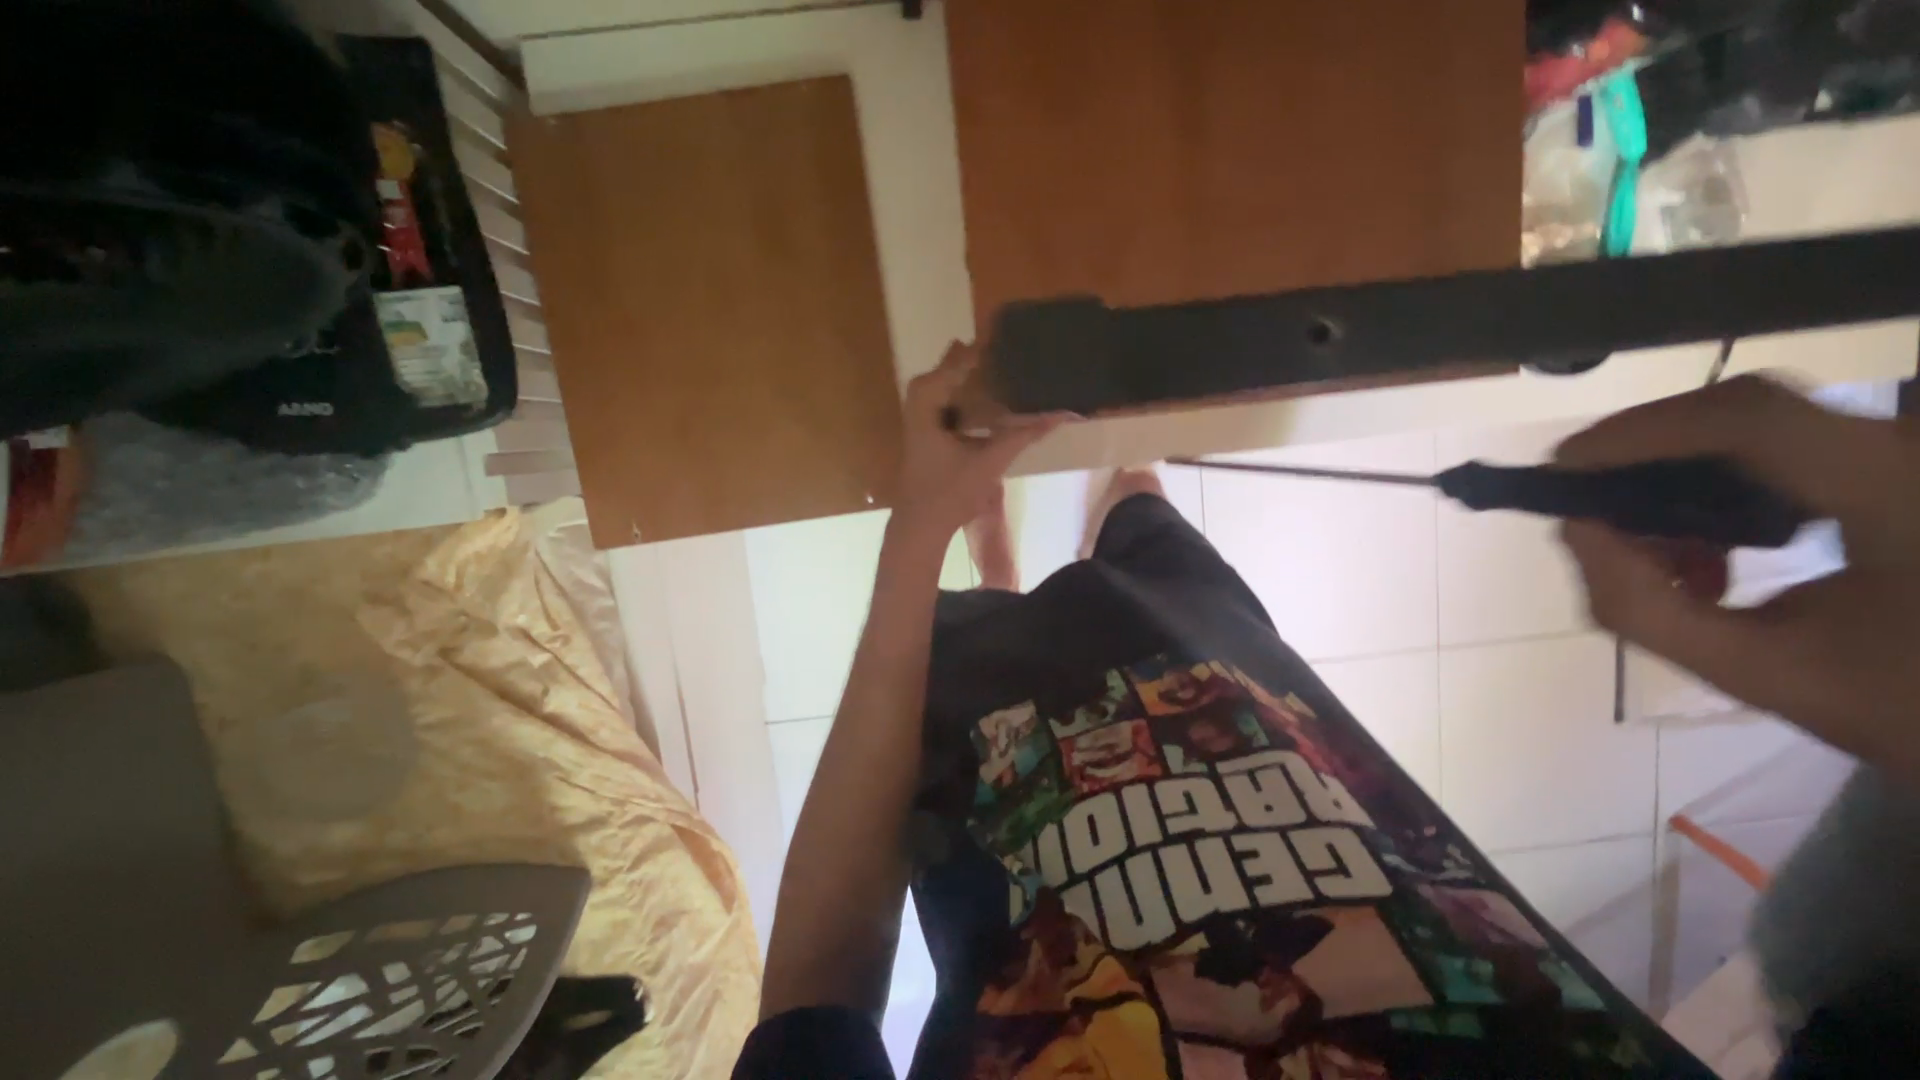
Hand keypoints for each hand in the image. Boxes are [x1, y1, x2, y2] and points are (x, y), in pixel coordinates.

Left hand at [890, 342, 1069, 541]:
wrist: (920, 526)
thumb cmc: (950, 493)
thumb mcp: (990, 461)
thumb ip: (1023, 435)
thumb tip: (1060, 415)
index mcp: (927, 400)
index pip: (959, 362)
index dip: (985, 352)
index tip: (1012, 341)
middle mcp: (919, 400)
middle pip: (951, 366)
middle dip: (979, 359)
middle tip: (1012, 350)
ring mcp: (918, 415)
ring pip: (948, 383)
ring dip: (973, 376)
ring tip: (1005, 366)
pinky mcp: (925, 430)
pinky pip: (947, 399)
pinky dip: (966, 394)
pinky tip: (989, 396)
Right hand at [1554, 375, 1919, 779]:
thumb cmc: (1903, 706)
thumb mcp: (1755, 671)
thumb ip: (1642, 607)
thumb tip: (1575, 530)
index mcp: (1896, 494)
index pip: (1746, 421)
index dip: (1639, 432)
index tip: (1561, 468)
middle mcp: (1906, 452)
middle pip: (1743, 415)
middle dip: (1648, 457)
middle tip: (1588, 508)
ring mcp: (1903, 454)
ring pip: (1758, 429)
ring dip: (1681, 481)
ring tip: (1660, 560)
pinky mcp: (1895, 465)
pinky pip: (1788, 450)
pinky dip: (1724, 491)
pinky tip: (1710, 558)